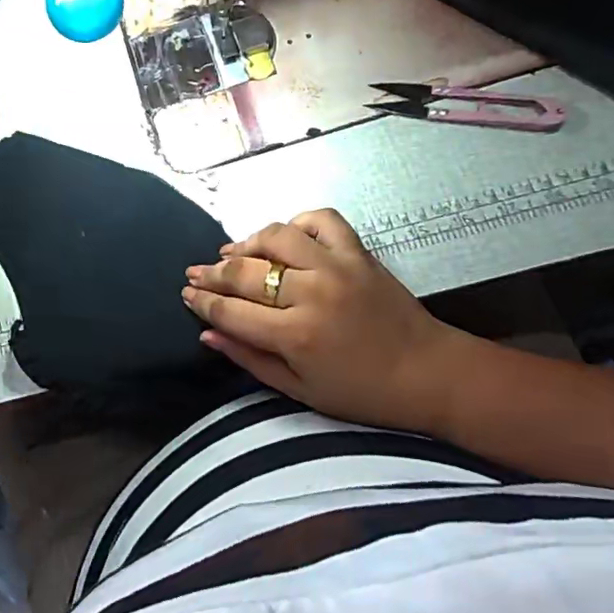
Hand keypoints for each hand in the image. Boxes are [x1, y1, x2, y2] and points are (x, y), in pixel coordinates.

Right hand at [183, 209, 472, 432]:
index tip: (186, 294)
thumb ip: (250, 359)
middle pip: (245, 271)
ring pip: (277, 237)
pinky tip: (285, 237)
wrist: (427, 372)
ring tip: (231, 252)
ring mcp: (337, 266)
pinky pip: (322, 220)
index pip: (231, 310)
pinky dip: (299, 222)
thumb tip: (207, 334)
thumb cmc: (361, 392)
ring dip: (247, 242)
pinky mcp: (359, 253)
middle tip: (195, 274)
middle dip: (212, 272)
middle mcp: (312, 293)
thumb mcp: (300, 390)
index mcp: (295, 335)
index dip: (202, 301)